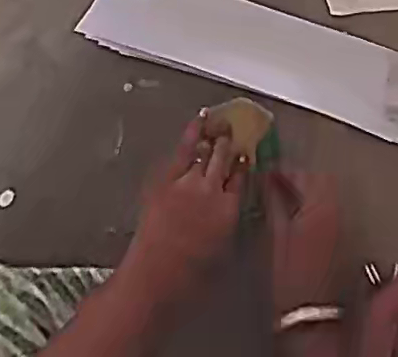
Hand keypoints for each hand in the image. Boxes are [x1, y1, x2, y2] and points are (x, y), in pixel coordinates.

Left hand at [119, 113, 245, 301]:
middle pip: (226, 158)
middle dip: (230, 143)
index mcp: (229, 210)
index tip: (244, 155)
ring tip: (221, 125)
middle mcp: (214, 191)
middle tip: (233, 131)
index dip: (243, 164)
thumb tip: (227, 204)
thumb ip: (226, 221)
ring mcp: (191, 181)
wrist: (153, 279)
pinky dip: (194, 130)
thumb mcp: (220, 250)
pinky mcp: (169, 179)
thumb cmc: (187, 277)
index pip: (241, 178)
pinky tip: (201, 118)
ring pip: (208, 151)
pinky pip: (185, 148)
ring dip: (216, 137)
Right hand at [266, 171, 341, 309]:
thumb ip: (273, 202)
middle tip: (277, 185)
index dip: (284, 172)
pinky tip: (300, 215)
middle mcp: (337, 210)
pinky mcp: (344, 236)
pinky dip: (317, 203)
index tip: (267, 175)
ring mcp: (343, 223)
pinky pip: (332, 207)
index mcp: (319, 206)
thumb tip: (266, 181)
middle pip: (321, 178)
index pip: (304, 175)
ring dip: (309, 189)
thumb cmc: (290, 276)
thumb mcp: (276, 236)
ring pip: (328, 191)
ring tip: (287, 199)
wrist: (310, 315)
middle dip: (300, 178)